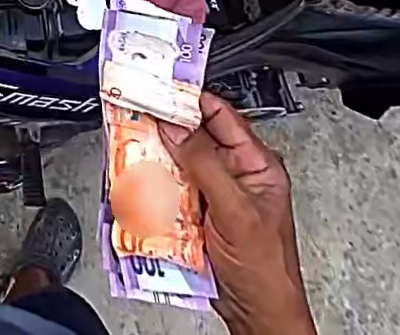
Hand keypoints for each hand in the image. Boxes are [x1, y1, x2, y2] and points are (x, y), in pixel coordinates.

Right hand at [161, 93, 316, 334]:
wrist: (259, 321)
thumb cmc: (266, 273)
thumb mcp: (237, 210)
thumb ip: (206, 164)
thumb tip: (175, 125)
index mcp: (255, 163)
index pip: (220, 114)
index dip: (190, 99)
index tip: (161, 89)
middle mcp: (233, 172)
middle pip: (192, 135)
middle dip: (165, 126)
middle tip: (137, 113)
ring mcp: (212, 191)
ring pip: (177, 159)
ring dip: (156, 154)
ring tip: (133, 142)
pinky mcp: (194, 210)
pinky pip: (169, 185)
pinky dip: (153, 180)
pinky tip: (140, 177)